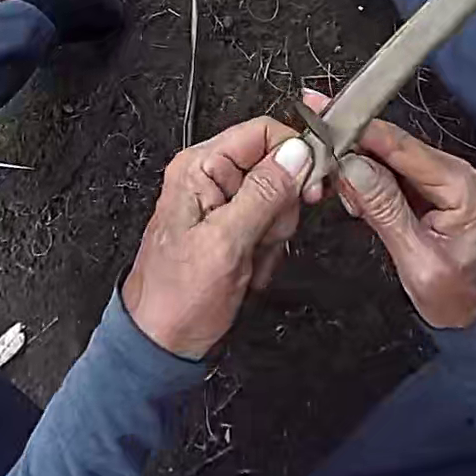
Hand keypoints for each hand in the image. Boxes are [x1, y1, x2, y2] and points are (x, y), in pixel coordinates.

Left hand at [122, 117, 311, 357]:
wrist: (162, 344)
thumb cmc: (177, 298)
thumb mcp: (226, 242)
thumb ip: (264, 194)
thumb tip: (296, 152)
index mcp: (200, 167)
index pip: (261, 132)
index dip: (294, 153)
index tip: (312, 184)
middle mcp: (210, 177)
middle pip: (275, 166)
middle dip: (281, 207)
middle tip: (262, 236)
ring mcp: (222, 203)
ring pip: (278, 199)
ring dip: (275, 234)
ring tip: (251, 258)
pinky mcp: (232, 226)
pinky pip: (270, 225)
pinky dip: (269, 249)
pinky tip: (250, 268)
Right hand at [305, 91, 475, 328]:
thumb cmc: (462, 301)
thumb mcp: (418, 262)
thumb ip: (385, 209)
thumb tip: (352, 165)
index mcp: (462, 187)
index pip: (401, 145)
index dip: (359, 131)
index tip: (325, 121)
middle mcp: (456, 174)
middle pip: (392, 145)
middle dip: (352, 150)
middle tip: (319, 160)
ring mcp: (444, 180)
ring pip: (387, 156)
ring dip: (356, 167)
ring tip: (337, 190)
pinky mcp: (431, 188)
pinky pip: (391, 171)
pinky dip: (367, 179)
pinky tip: (355, 197)